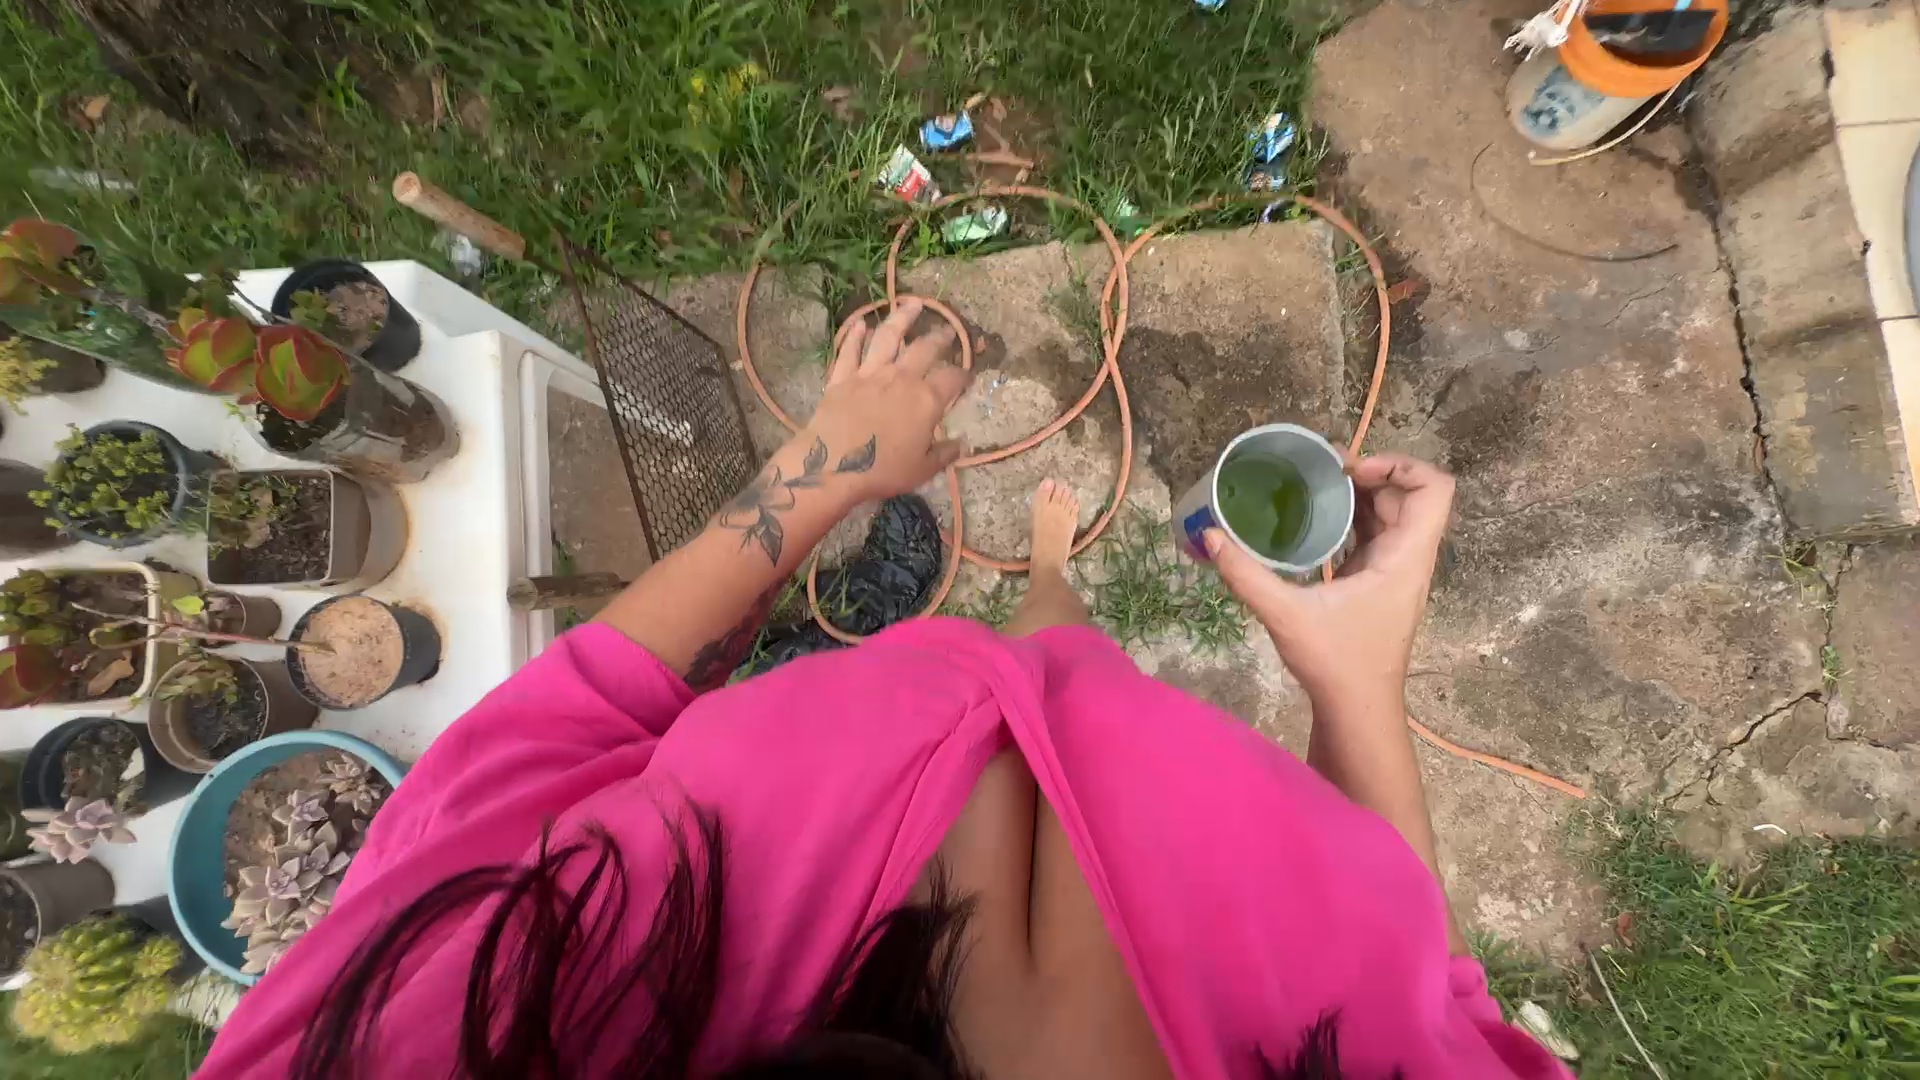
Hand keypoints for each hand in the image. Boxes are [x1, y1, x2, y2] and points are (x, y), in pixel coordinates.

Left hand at [801, 298, 970, 502]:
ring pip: (888, 337)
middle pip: (924, 349)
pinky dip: (856, 335)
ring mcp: (869, 374)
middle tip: (947, 330)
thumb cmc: (882, 470)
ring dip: (902, 318)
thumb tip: (960, 445)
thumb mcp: (922, 470)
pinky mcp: (842, 377)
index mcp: (926, 400)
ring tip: (912, 304)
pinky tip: (862, 324)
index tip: (967, 376)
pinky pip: (850, 351)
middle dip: (939, 338)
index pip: (952, 379)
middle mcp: (901, 378)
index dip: (963, 376)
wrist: (833, 465)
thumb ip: (943, 454)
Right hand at [1205, 454, 1454, 711]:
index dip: (1400, 465)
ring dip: (1358, 496)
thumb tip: (1210, 535)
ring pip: (1390, 515)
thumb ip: (1245, 574)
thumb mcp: (1285, 614)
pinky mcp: (1376, 583)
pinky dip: (1349, 519)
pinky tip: (1311, 522)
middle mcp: (1408, 558)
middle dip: (1368, 474)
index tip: (1349, 471)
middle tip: (1318, 471)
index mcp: (1404, 558)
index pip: (1434, 489)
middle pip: (1407, 495)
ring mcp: (1394, 571)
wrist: (1357, 709)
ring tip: (1311, 487)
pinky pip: (1372, 536)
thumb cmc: (1335, 661)